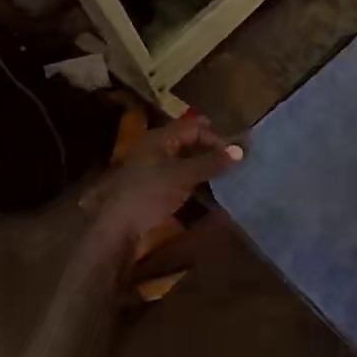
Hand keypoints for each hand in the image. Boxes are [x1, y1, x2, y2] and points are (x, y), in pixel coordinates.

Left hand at [81, 117, 240, 238]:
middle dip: (210, 151)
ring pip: (184, 164)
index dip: (214, 137)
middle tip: (231, 162)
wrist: (116, 229)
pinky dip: (194, 185)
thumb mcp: (184, 174)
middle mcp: (155, 150)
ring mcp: (152, 172)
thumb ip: (212, 162)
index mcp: (159, 139)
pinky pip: (179, 182)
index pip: (193, 127)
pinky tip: (206, 196)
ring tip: (223, 179)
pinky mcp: (152, 192)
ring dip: (203, 170)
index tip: (233, 154)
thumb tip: (240, 150)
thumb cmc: (149, 192)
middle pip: (188, 144)